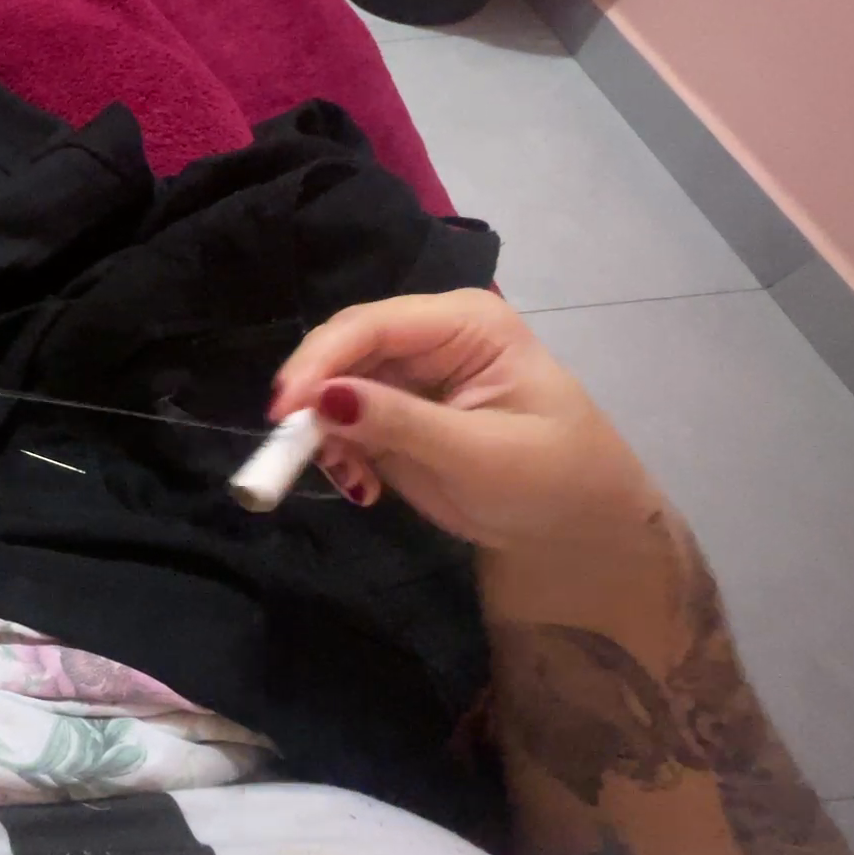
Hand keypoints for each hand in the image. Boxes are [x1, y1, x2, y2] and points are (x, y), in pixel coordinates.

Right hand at [269, 288, 662, 554]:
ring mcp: (401, 372)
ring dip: (321, 430)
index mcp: (465, 324)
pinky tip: (360, 483)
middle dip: (312, 395)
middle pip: (340, 347)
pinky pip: (331, 417)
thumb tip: (322, 399)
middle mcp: (424, 337)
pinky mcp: (381, 407)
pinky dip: (332, 450)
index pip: (373, 324)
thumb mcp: (480, 454)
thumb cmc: (552, 482)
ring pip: (326, 383)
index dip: (321, 359)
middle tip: (290, 443)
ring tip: (348, 477)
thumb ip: (400, 422)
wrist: (569, 530)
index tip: (284, 408)